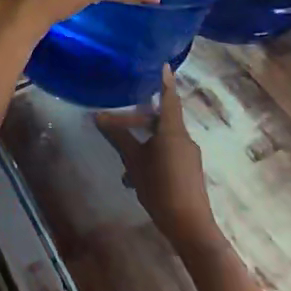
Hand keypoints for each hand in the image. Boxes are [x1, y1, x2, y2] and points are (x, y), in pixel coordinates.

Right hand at [96, 67, 222, 256]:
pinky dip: (151, 155)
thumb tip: (100, 117)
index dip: (165, 81)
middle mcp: (184, 138)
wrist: (190, 226)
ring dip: (143, 142)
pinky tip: (134, 176)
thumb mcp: (135, 162)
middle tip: (117, 121)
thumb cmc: (161, 188)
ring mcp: (188, 155)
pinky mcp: (188, 170)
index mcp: (173, 130)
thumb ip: (119, 138)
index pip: (169, 98)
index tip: (162, 64)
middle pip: (162, 119)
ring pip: (163, 138)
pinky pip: (167, 153)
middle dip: (139, 119)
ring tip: (122, 157)